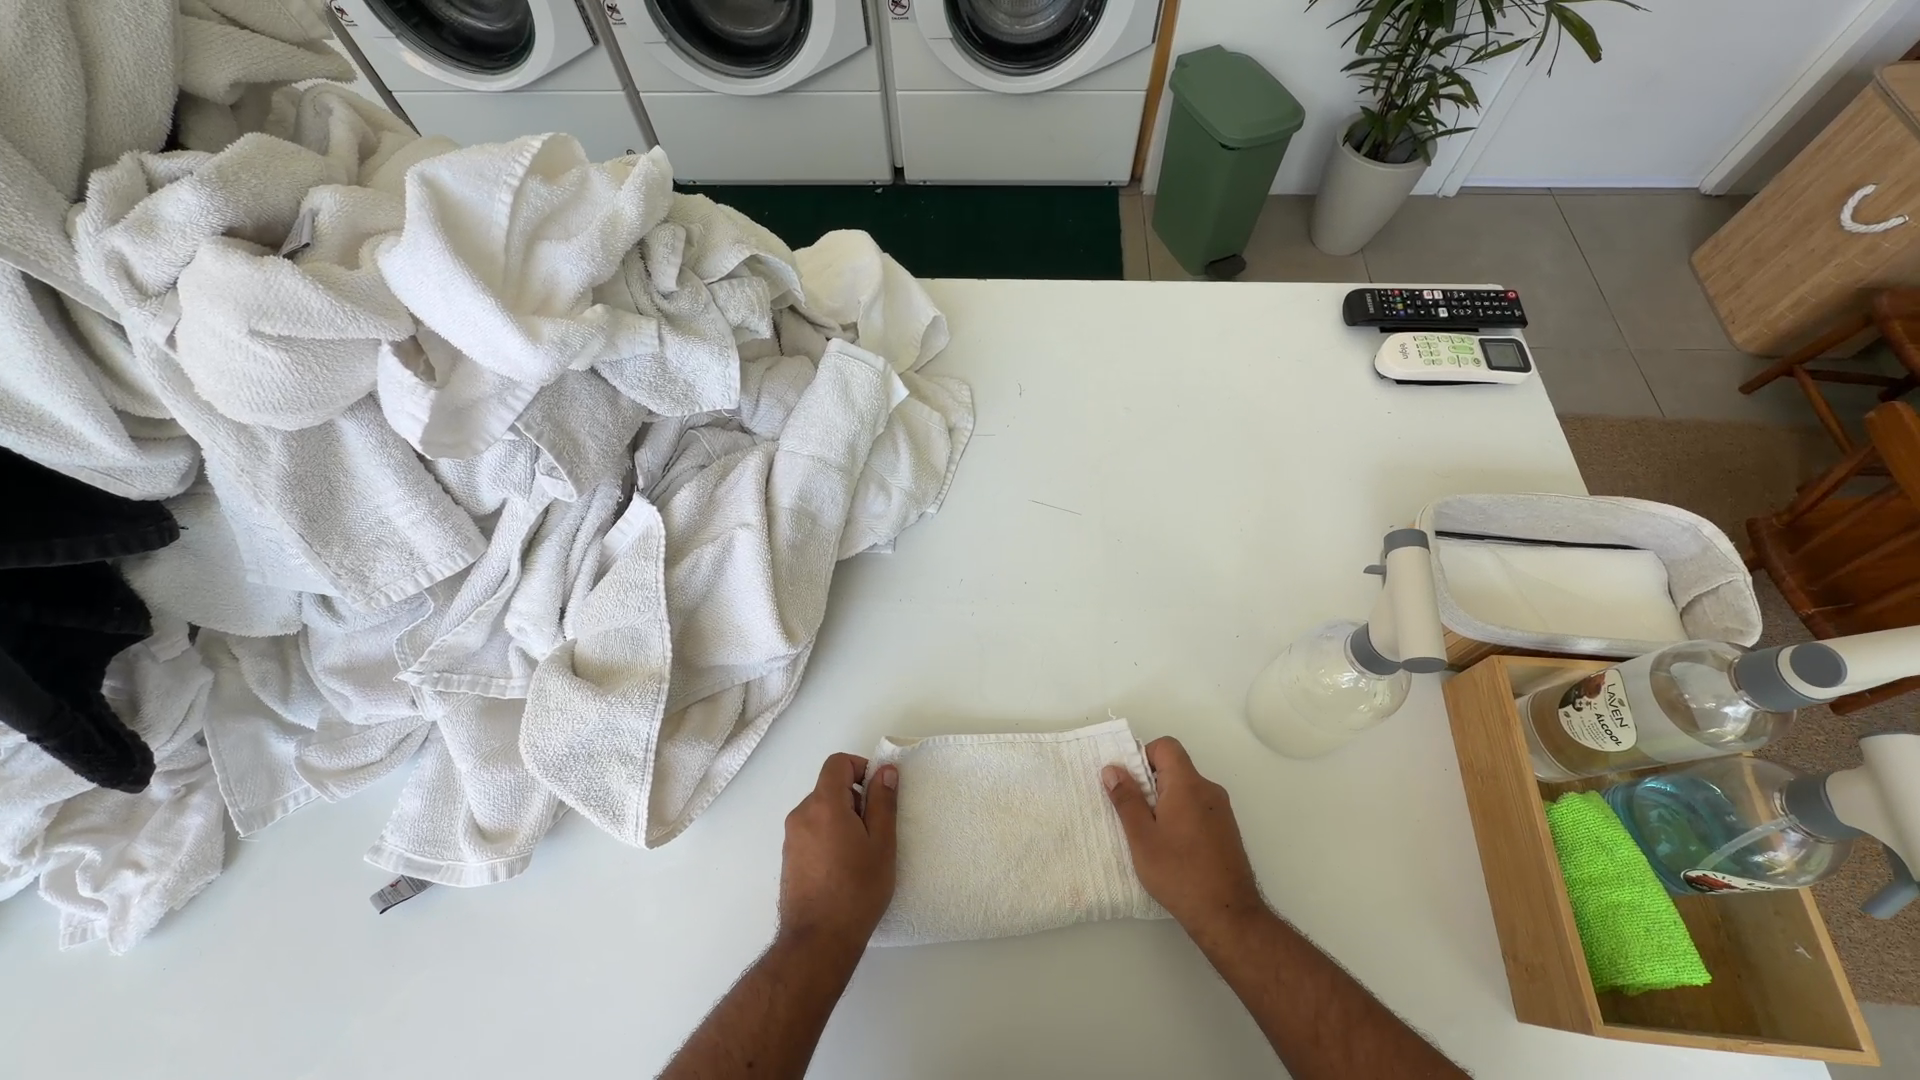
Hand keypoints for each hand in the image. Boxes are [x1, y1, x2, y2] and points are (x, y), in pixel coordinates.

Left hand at [777, 753, 898, 953]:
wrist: (818, 941)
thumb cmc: (857, 890)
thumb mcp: (882, 844)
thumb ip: (883, 802)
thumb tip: (885, 771)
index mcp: (823, 805)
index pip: (837, 764)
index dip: (860, 768)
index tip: (878, 793)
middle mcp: (800, 815)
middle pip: (829, 788)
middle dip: (855, 800)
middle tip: (875, 832)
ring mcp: (791, 838)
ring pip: (821, 812)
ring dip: (842, 820)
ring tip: (860, 855)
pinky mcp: (789, 859)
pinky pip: (812, 832)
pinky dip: (829, 837)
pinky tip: (842, 868)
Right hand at [1104, 737, 1266, 936]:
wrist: (1228, 915)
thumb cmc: (1179, 874)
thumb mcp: (1142, 838)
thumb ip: (1127, 799)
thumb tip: (1113, 770)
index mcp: (1188, 785)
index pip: (1166, 746)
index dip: (1143, 756)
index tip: (1129, 785)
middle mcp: (1209, 790)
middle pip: (1175, 768)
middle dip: (1150, 783)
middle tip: (1134, 815)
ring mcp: (1222, 811)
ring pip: (1186, 790)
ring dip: (1165, 802)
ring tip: (1151, 836)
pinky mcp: (1227, 830)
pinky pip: (1198, 808)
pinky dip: (1180, 816)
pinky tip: (1172, 848)